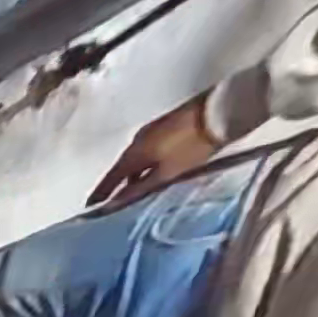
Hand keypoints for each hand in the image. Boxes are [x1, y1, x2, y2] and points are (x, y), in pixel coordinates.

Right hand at [88, 92, 220, 206]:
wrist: (228, 106)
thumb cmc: (193, 145)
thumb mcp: (166, 174)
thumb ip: (137, 190)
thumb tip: (111, 206)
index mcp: (132, 154)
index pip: (109, 179)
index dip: (99, 195)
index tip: (90, 208)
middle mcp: (137, 140)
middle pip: (123, 167)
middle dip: (117, 182)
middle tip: (115, 198)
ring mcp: (154, 128)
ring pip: (137, 156)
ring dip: (135, 171)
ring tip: (138, 185)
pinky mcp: (171, 121)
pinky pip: (150, 147)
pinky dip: (148, 160)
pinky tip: (156, 166)